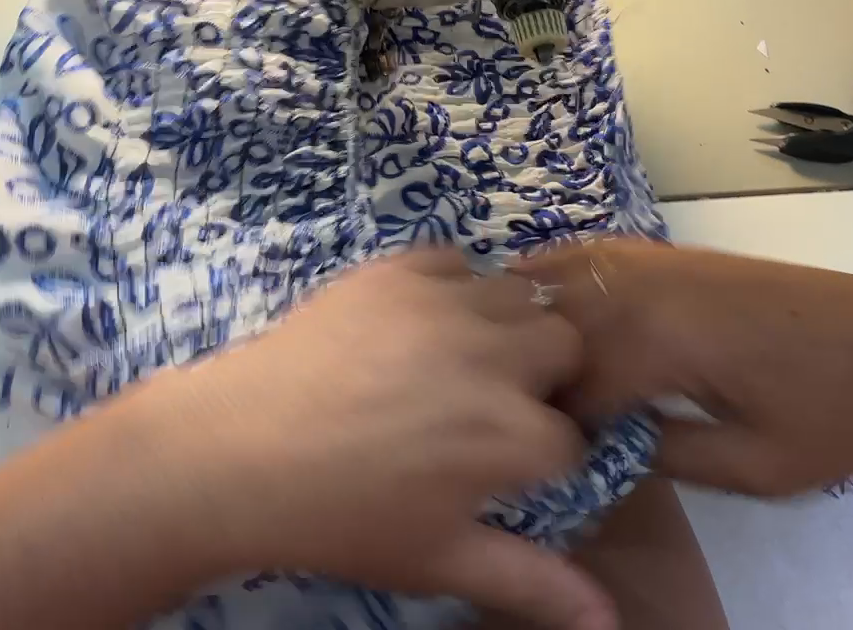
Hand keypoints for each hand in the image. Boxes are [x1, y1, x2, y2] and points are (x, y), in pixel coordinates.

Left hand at [105, 247, 617, 629]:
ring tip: (459, 354)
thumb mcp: (438, 558)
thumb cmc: (342, 514)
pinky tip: (419, 316)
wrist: (242, 447)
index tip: (514, 456)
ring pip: (515, 293)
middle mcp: (493, 356)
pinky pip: (450, 259)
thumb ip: (530, 583)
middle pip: (563, 345)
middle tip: (491, 399)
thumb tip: (609, 621)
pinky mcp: (394, 270)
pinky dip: (450, 283)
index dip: (548, 447)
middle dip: (544, 374)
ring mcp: (442, 304)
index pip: (574, 434)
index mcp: (513, 435)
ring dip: (504, 323)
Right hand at [519, 239, 852, 495]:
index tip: (559, 457)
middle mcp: (639, 287)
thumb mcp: (757, 468)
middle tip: (539, 412)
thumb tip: (604, 443)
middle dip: (534, 369)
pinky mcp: (669, 252)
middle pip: (549, 322)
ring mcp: (652, 260)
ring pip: (558, 277)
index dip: (557, 426)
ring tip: (522, 356)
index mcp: (657, 339)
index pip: (570, 382)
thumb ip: (665, 456)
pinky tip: (541, 293)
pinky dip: (554, 273)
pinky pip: (588, 255)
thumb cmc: (841, 419)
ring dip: (533, 317)